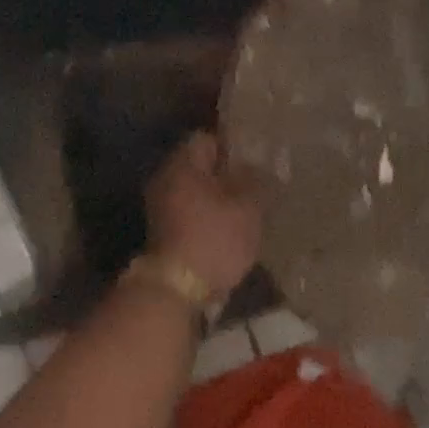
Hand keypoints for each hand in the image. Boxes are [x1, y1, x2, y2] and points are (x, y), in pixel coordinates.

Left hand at [144, 132, 260, 297]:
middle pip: (200, 169)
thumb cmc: (214, 240)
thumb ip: (259, 184)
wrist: (179, 288)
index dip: (233, 147)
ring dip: (220, 202)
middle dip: (228, 177)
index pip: (207, 139)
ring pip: (197, 195)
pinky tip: (230, 235)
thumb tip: (267, 167)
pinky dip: (210, 222)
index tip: (257, 163)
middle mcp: (165, 181)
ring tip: (248, 215)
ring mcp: (161, 210)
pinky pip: (192, 217)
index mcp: (182, 165)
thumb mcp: (248, 210)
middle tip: (257, 190)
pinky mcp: (165, 236)